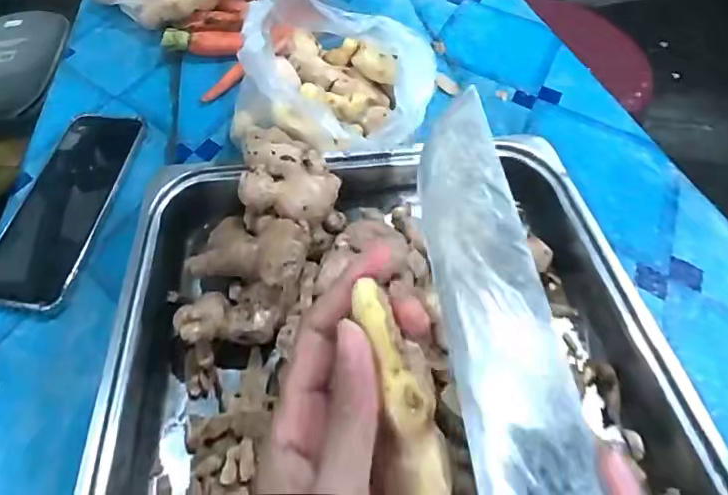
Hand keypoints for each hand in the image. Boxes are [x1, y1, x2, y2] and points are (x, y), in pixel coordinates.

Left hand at [257, 243, 431, 494]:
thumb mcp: (330, 490)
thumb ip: (347, 418)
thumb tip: (355, 328)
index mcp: (293, 426)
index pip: (317, 338)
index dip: (346, 290)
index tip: (383, 256)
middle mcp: (324, 428)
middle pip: (351, 352)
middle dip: (382, 317)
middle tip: (417, 308)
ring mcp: (360, 451)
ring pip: (382, 382)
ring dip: (404, 351)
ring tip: (428, 333)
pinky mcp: (393, 475)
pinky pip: (405, 423)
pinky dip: (420, 398)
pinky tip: (433, 386)